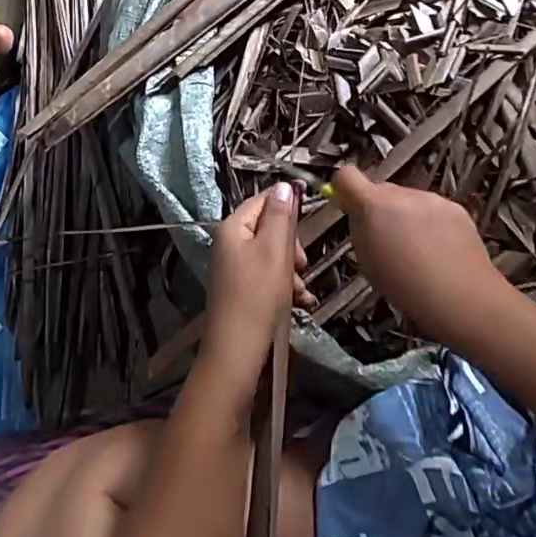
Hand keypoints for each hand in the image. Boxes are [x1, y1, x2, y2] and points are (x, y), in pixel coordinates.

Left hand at [202, 182, 313, 379]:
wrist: (237, 351)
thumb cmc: (257, 296)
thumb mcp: (274, 251)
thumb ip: (280, 216)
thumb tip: (284, 185)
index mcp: (233, 227)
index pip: (263, 201)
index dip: (286, 210)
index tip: (304, 229)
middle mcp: (230, 243)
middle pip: (270, 229)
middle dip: (291, 246)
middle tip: (301, 265)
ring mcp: (235, 267)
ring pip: (274, 255)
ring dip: (292, 271)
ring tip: (299, 291)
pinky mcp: (243, 289)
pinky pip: (269, 277)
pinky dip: (285, 287)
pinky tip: (299, 302)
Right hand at [329, 166, 520, 346]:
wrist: (462, 298)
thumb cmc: (407, 287)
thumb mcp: (366, 260)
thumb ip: (359, 228)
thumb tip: (358, 213)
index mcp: (374, 206)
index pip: (346, 176)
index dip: (344, 189)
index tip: (349, 206)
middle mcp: (403, 195)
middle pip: (380, 190)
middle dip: (379, 208)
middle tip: (386, 240)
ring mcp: (431, 199)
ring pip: (408, 200)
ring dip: (406, 216)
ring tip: (418, 250)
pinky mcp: (454, 207)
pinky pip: (432, 209)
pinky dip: (430, 224)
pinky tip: (438, 250)